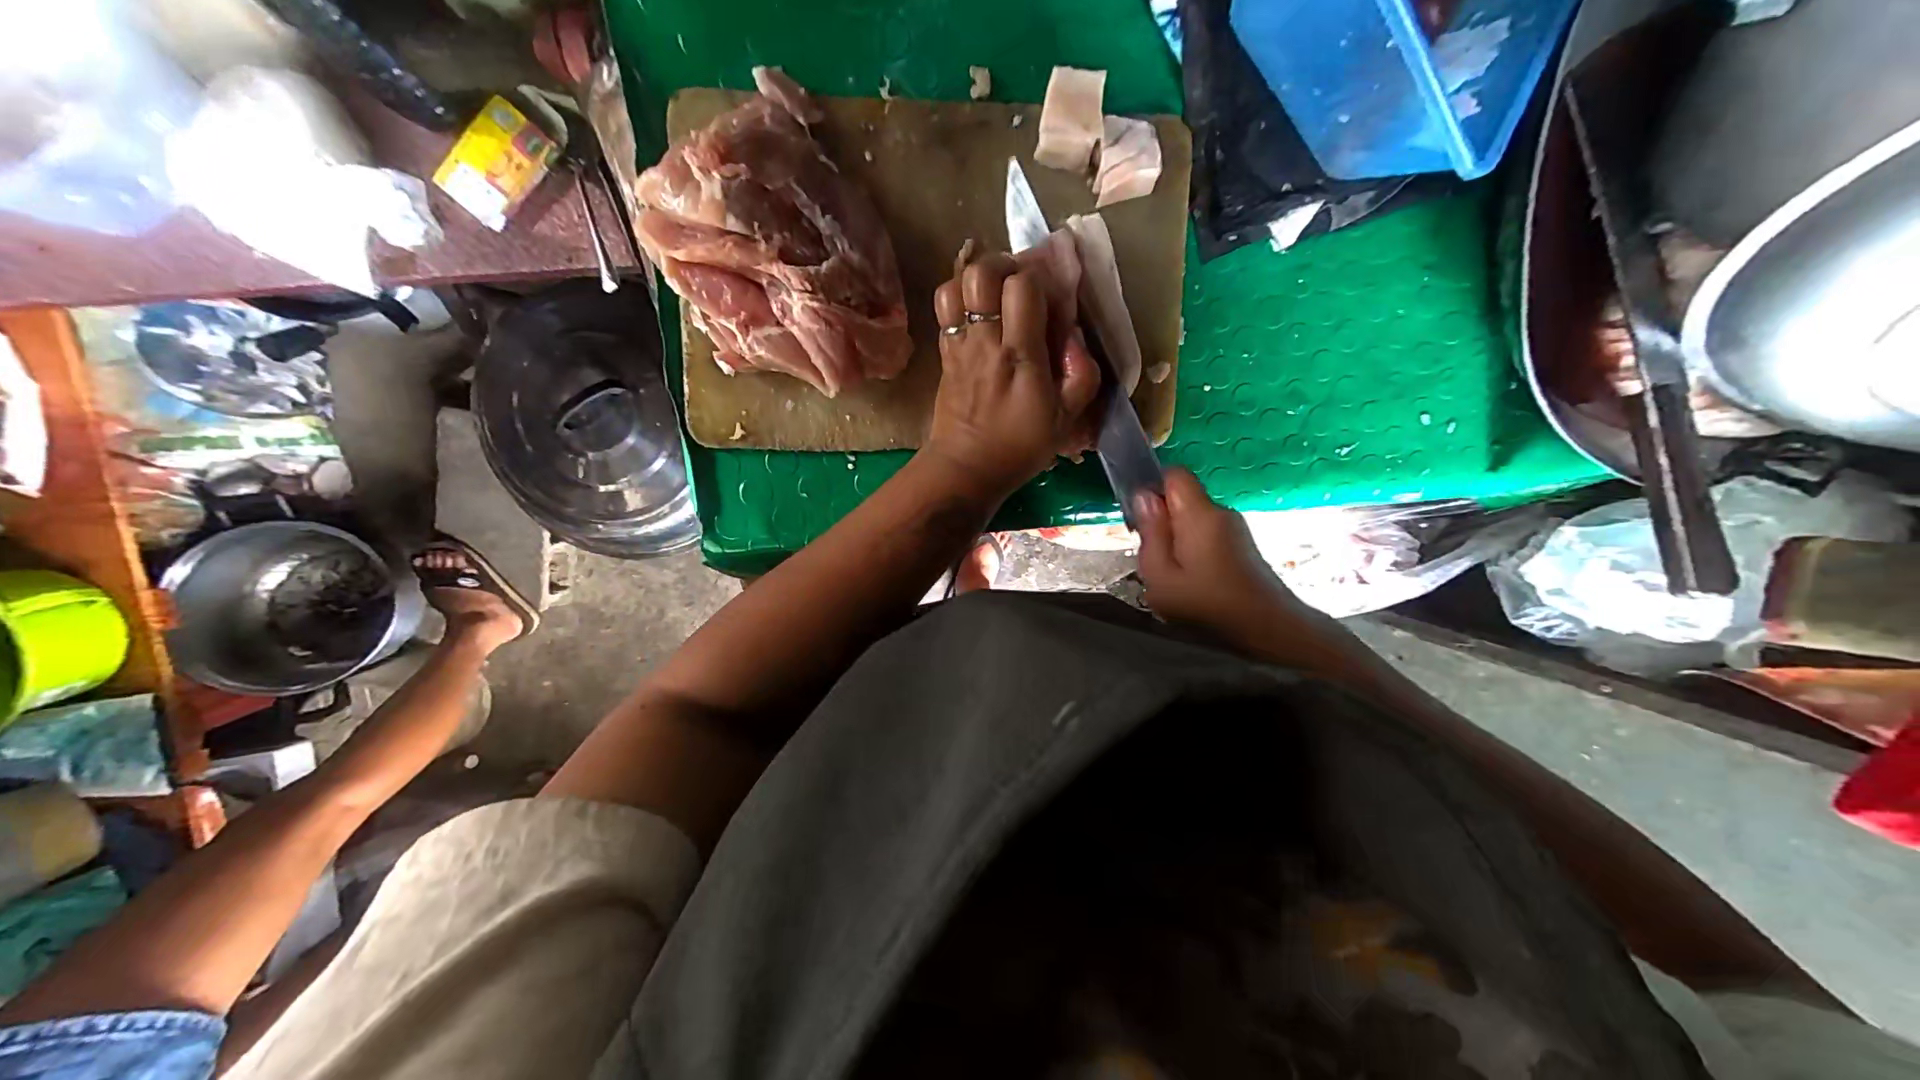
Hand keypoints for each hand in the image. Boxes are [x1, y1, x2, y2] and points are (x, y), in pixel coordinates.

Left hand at [924, 251, 1099, 502]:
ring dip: (974, 283)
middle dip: (1001, 267)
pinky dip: (958, 303)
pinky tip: (976, 318)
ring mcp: (958, 346)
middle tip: (1017, 285)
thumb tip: (1074, 337)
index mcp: (1020, 355)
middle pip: (979, 273)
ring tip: (992, 297)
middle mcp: (985, 342)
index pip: (1022, 286)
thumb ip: (1082, 374)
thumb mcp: (1067, 418)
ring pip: (952, 286)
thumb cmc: (1020, 446)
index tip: (1047, 296)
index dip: (1036, 279)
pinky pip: (943, 312)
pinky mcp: (943, 355)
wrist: (965, 469)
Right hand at [1132, 467, 1308, 642]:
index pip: (1174, 474)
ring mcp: (1235, 529)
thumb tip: (1143, 497)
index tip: (1141, 519)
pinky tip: (1192, 581)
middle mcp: (1221, 512)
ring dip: (1177, 540)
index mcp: (1199, 514)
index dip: (1152, 488)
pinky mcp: (1242, 546)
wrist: (1268, 631)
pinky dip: (1194, 551)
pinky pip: (1207, 535)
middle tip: (1154, 557)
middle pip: (1182, 499)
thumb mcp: (1161, 576)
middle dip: (1162, 521)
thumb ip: (1151, 533)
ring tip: (1173, 575)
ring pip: (1193, 520)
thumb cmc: (1208, 605)